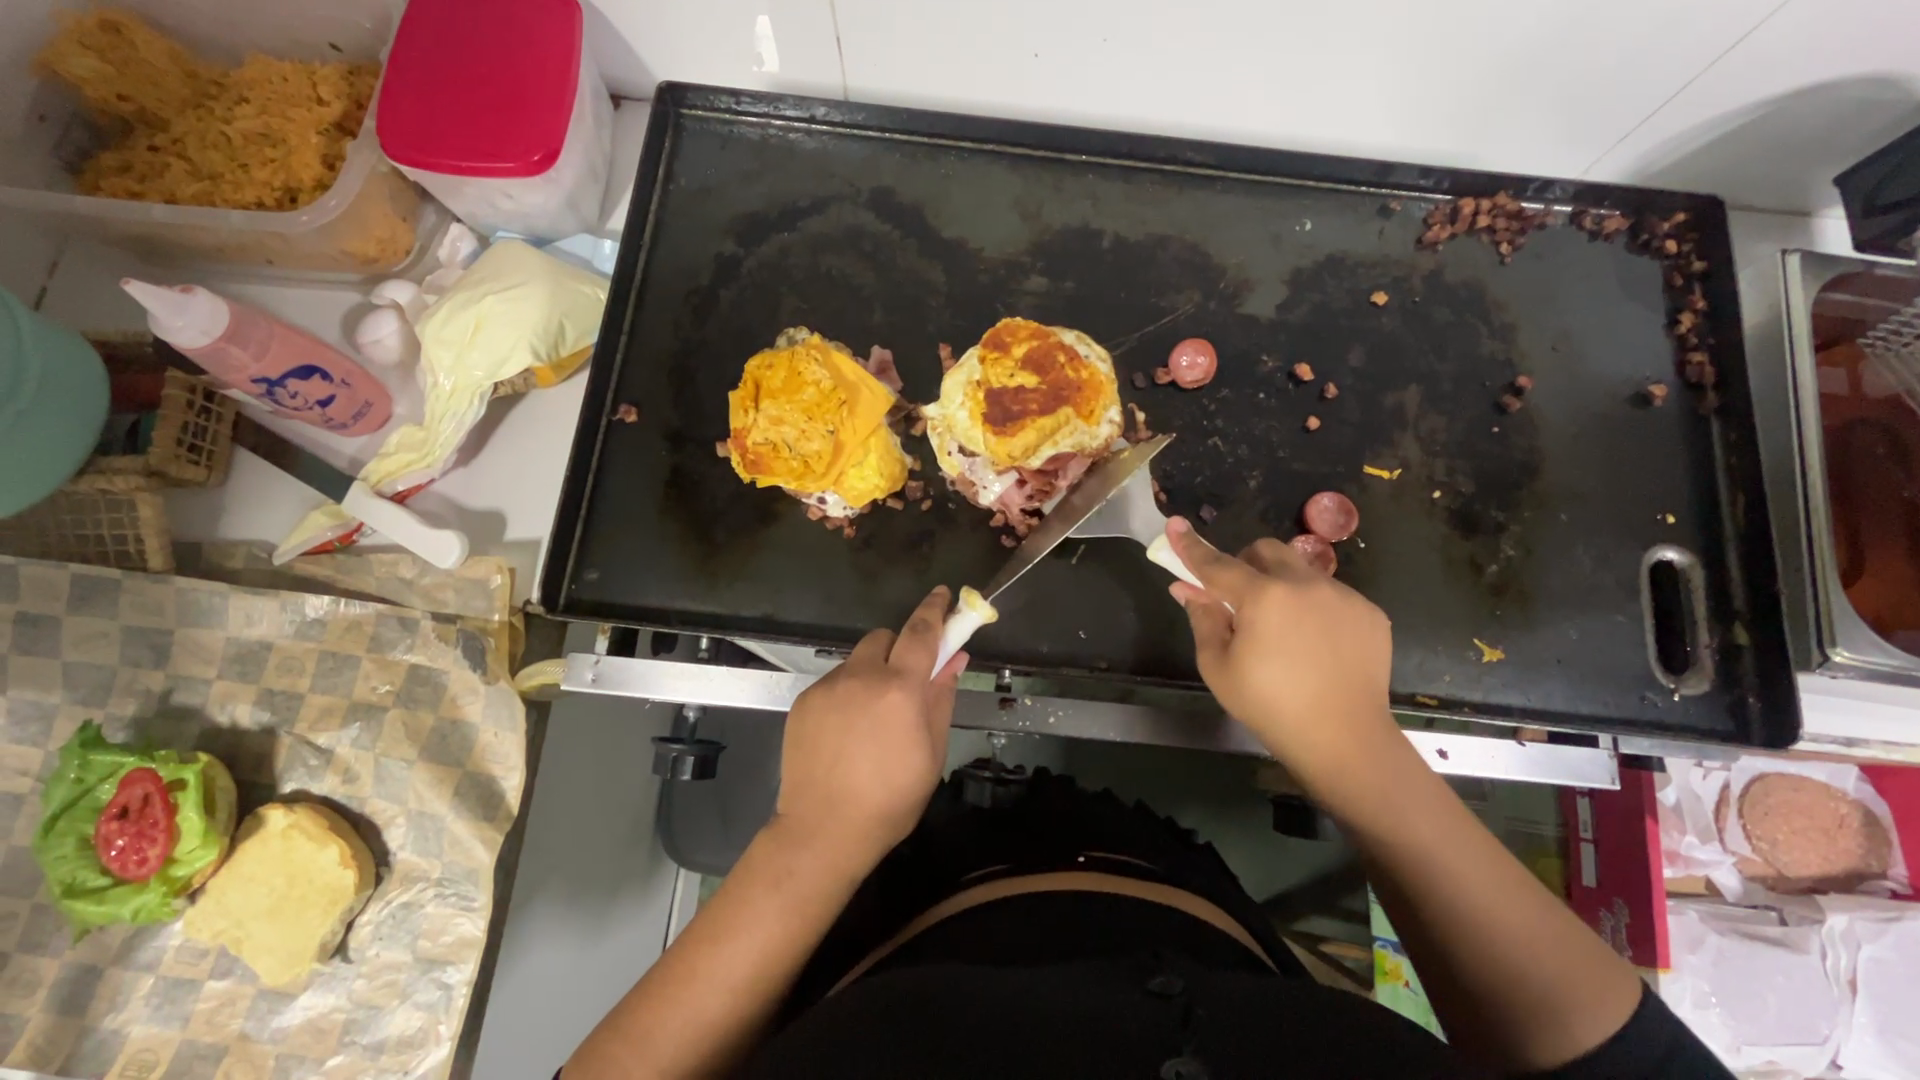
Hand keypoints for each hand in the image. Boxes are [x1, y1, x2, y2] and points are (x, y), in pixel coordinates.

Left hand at [774, 587, 965, 872]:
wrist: (824, 829)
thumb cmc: (891, 799)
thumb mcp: (932, 752)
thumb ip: (942, 698)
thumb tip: (955, 659)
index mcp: (901, 688)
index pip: (922, 631)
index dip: (936, 609)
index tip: (943, 594)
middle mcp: (862, 676)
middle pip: (884, 638)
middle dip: (899, 649)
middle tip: (906, 682)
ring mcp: (827, 687)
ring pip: (856, 661)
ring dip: (871, 673)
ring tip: (871, 718)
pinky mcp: (803, 702)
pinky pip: (833, 683)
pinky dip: (846, 694)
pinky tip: (845, 733)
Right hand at [1165, 517, 1397, 769]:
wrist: (1343, 738)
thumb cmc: (1270, 706)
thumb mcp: (1219, 667)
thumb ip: (1203, 619)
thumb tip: (1188, 588)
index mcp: (1264, 596)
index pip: (1217, 563)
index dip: (1191, 546)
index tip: (1174, 524)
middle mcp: (1305, 584)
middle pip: (1266, 551)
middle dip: (1246, 564)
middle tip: (1238, 598)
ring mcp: (1343, 596)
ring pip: (1302, 572)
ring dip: (1282, 587)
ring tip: (1283, 632)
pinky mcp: (1369, 613)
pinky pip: (1332, 596)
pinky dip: (1314, 609)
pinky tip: (1315, 647)